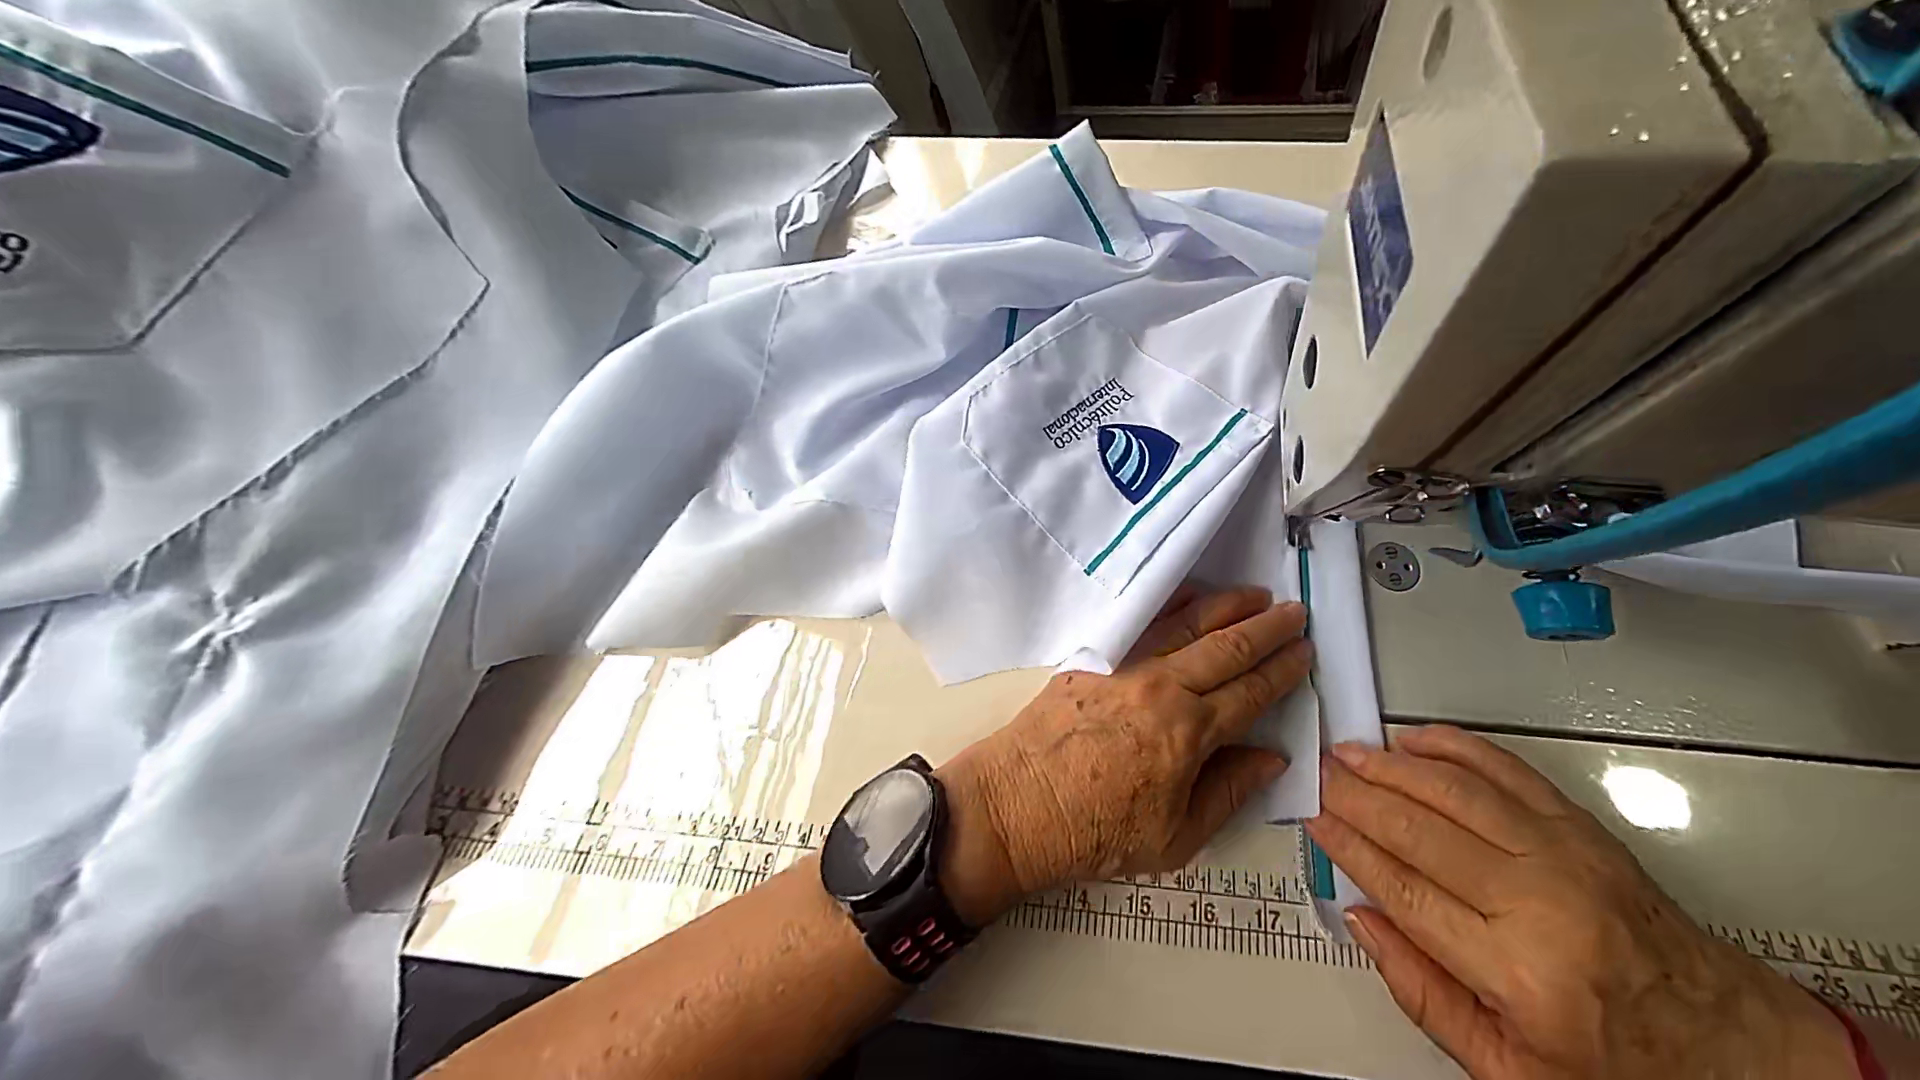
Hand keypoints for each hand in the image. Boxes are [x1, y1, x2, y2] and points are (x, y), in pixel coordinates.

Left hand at [936, 586, 1312, 925]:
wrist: (1017, 807)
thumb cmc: (1097, 833)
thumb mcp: (1176, 837)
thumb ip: (1229, 792)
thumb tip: (1270, 756)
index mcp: (1189, 734)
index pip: (1250, 692)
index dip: (1282, 670)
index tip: (1304, 653)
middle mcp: (1161, 689)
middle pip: (1225, 648)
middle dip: (1266, 628)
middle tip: (1293, 612)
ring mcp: (1123, 668)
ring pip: (1185, 625)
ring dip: (1225, 606)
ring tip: (1255, 595)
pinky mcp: (1091, 660)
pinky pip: (1139, 625)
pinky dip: (1170, 606)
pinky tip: (1188, 596)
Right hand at [1305, 726, 1855, 1079]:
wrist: (1737, 1051)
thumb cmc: (1619, 1066)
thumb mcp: (1509, 1069)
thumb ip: (1421, 993)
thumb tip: (1359, 917)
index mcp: (1518, 975)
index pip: (1401, 888)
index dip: (1347, 845)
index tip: (1313, 817)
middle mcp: (1541, 907)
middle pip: (1418, 831)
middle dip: (1355, 796)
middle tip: (1317, 775)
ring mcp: (1568, 860)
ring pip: (1456, 793)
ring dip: (1392, 766)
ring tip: (1349, 752)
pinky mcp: (1587, 833)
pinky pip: (1509, 773)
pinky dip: (1457, 748)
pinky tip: (1416, 740)